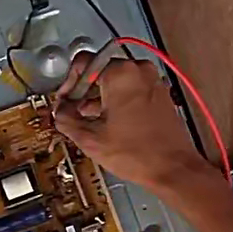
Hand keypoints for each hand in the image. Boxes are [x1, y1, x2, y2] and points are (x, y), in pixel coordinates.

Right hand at [53, 53, 216, 195]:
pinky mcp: (159, 94)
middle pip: (100, 69)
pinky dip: (116, 100)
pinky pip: (131, 88)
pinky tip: (108, 122)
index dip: (67, 83)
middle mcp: (138, 71)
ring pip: (116, 79)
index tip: (64, 99)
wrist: (172, 168)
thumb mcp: (90, 138)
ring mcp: (151, 81)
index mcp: (120, 74)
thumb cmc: (138, 154)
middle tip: (72, 109)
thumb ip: (66, 119)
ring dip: (98, 96)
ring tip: (88, 118)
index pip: (83, 63)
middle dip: (83, 90)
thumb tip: (60, 112)